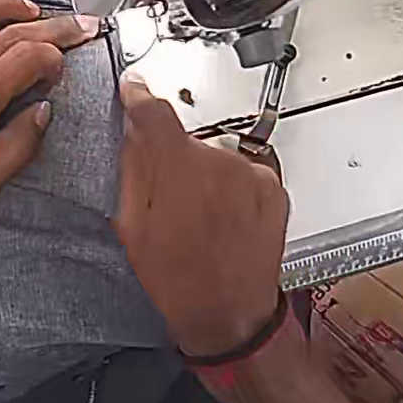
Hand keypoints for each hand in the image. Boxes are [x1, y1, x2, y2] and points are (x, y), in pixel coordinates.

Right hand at [113, 73, 289, 356]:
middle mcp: (218, 163)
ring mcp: (249, 174)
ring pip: (213, 156)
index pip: (155, 112)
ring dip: (203, 175)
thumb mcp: (132, 227)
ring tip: (199, 217)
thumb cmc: (178, 280)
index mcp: (176, 169)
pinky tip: (222, 218)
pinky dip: (229, 186)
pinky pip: (240, 171)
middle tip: (167, 198)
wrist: (228, 313)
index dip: (139, 97)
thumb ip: (131, 171)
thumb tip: (130, 135)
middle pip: (185, 139)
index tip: (134, 88)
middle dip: (172, 158)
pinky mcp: (272, 186)